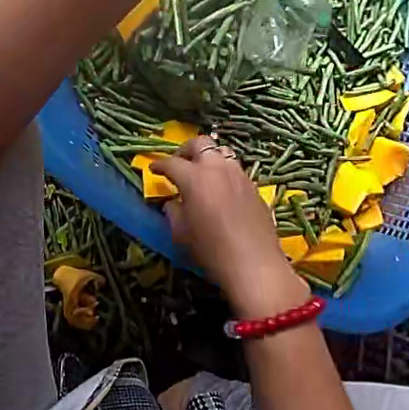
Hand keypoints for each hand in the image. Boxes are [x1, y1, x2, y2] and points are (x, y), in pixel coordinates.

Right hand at [151, 136, 309, 316]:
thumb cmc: (210, 250)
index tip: (153, 170)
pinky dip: (224, 173)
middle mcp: (218, 169)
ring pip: (222, 153)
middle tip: (178, 164)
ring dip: (209, 158)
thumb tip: (174, 202)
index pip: (171, 162)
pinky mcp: (255, 188)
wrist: (254, 265)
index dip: (159, 165)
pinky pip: (236, 170)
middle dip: (186, 150)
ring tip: (201, 174)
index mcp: (194, 177)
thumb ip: (173, 211)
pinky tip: (221, 191)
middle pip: (200, 144)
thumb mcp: (180, 232)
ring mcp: (240, 176)